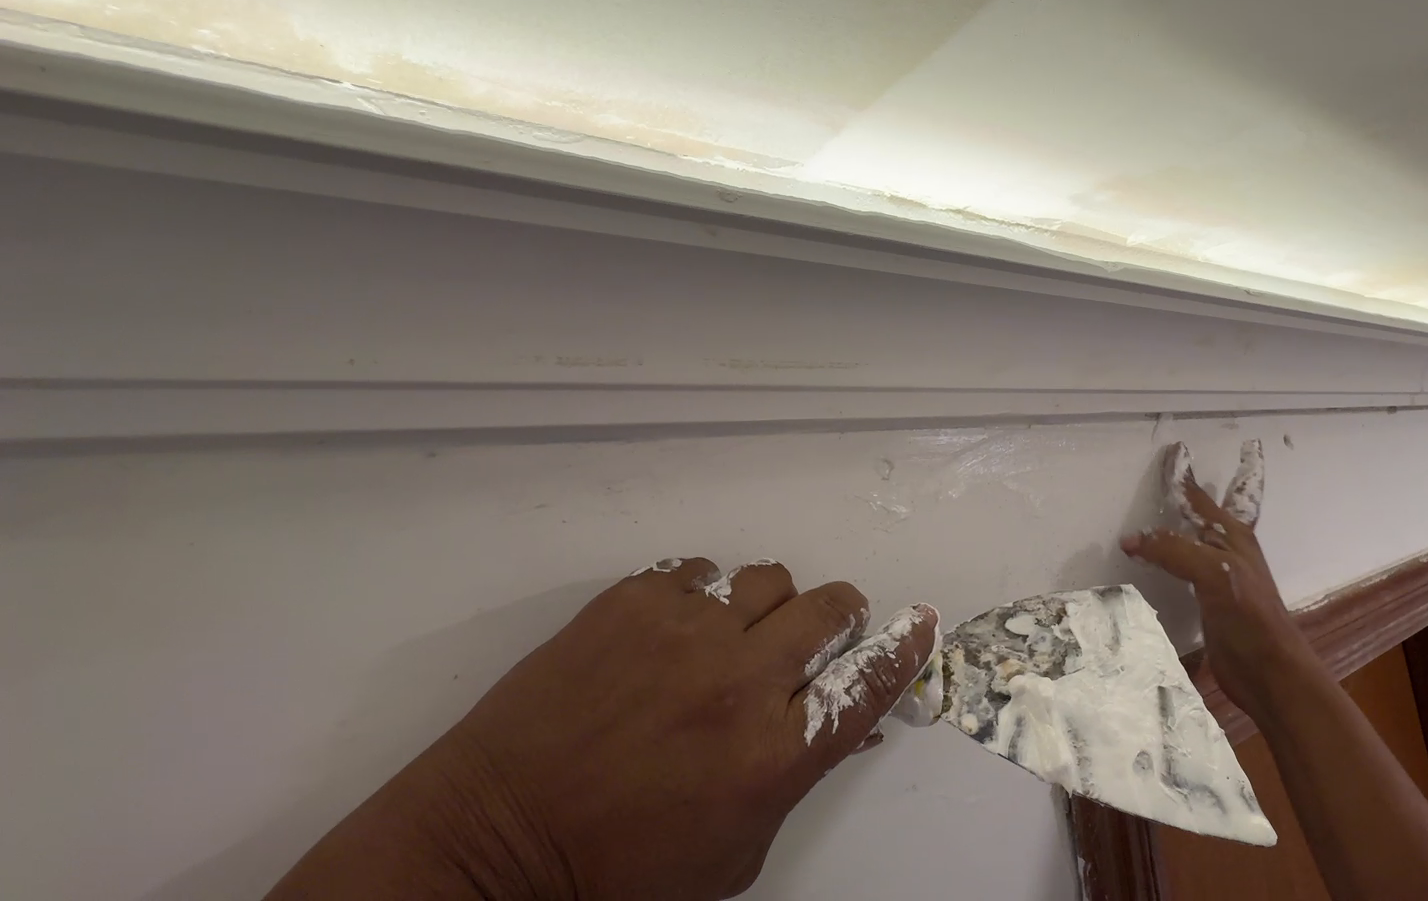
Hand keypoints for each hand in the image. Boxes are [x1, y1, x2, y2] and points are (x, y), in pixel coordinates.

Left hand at [266, 558, 937, 900]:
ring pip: (767, 578)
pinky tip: (677, 626)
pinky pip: (698, 571)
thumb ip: (796, 781)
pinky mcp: (631, 601)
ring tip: (738, 628)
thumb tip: (848, 724)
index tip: (919, 620)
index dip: (903, 646)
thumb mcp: (732, 854)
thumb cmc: (620, 872)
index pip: (867, 681)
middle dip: (838, 614)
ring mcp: (685, 631)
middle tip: (822, 626)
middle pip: (826, 609)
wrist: (492, 843)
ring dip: (769, 603)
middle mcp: (741, 680)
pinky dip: (703, 594)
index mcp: (773, 753)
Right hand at [1121, 442, 1302, 716]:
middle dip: (1191, 495)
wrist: (1271, 673)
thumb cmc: (1249, 616)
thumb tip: (1130, 538)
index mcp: (1232, 537)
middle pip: (1204, 514)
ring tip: (1156, 513)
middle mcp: (1226, 552)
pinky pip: (1181, 571)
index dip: (1186, 476)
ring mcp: (1218, 578)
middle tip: (1172, 474)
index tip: (1175, 450)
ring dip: (1176, 527)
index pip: (1201, 498)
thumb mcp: (1214, 572)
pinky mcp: (1208, 604)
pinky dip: (1166, 561)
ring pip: (1192, 542)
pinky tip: (1154, 566)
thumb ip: (1173, 549)